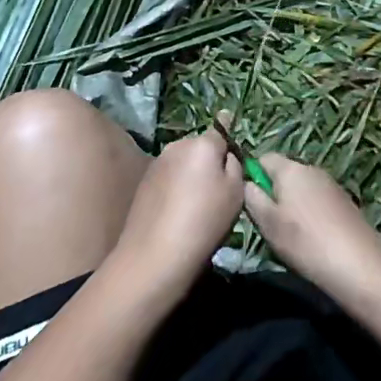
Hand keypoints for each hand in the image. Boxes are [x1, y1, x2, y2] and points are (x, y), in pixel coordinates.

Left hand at [110, 129, 243, 297]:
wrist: (157, 250)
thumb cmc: (205, 220)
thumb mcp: (235, 192)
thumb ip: (234, 164)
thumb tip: (225, 155)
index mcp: (202, 144)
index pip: (220, 131)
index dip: (228, 139)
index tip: (231, 143)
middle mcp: (177, 145)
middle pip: (200, 146)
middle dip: (208, 158)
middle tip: (218, 185)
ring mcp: (157, 162)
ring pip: (183, 160)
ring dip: (191, 172)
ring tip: (197, 200)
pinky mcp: (145, 180)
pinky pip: (169, 174)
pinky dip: (176, 184)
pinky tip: (178, 207)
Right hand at [244, 154, 380, 299]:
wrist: (359, 266)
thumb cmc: (304, 241)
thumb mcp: (266, 221)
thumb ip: (251, 196)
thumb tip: (247, 183)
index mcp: (291, 168)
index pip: (263, 158)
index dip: (252, 176)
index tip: (251, 202)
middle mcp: (312, 170)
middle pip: (283, 174)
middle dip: (273, 193)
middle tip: (268, 223)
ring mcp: (332, 186)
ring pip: (301, 190)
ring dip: (291, 206)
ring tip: (291, 235)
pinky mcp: (345, 204)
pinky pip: (318, 202)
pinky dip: (310, 216)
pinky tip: (313, 239)